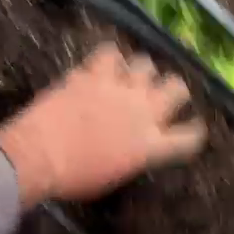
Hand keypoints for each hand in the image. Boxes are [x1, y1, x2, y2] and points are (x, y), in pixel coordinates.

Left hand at [0, 44, 205, 206]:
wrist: (39, 157)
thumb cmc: (70, 180)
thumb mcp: (110, 178)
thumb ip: (129, 158)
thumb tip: (130, 148)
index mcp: (150, 148)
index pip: (189, 137)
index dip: (193, 131)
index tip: (192, 128)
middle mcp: (143, 113)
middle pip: (178, 89)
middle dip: (174, 89)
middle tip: (161, 94)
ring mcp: (119, 90)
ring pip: (147, 64)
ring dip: (140, 71)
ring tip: (128, 77)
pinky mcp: (94, 74)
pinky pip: (110, 52)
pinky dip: (108, 58)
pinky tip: (101, 65)